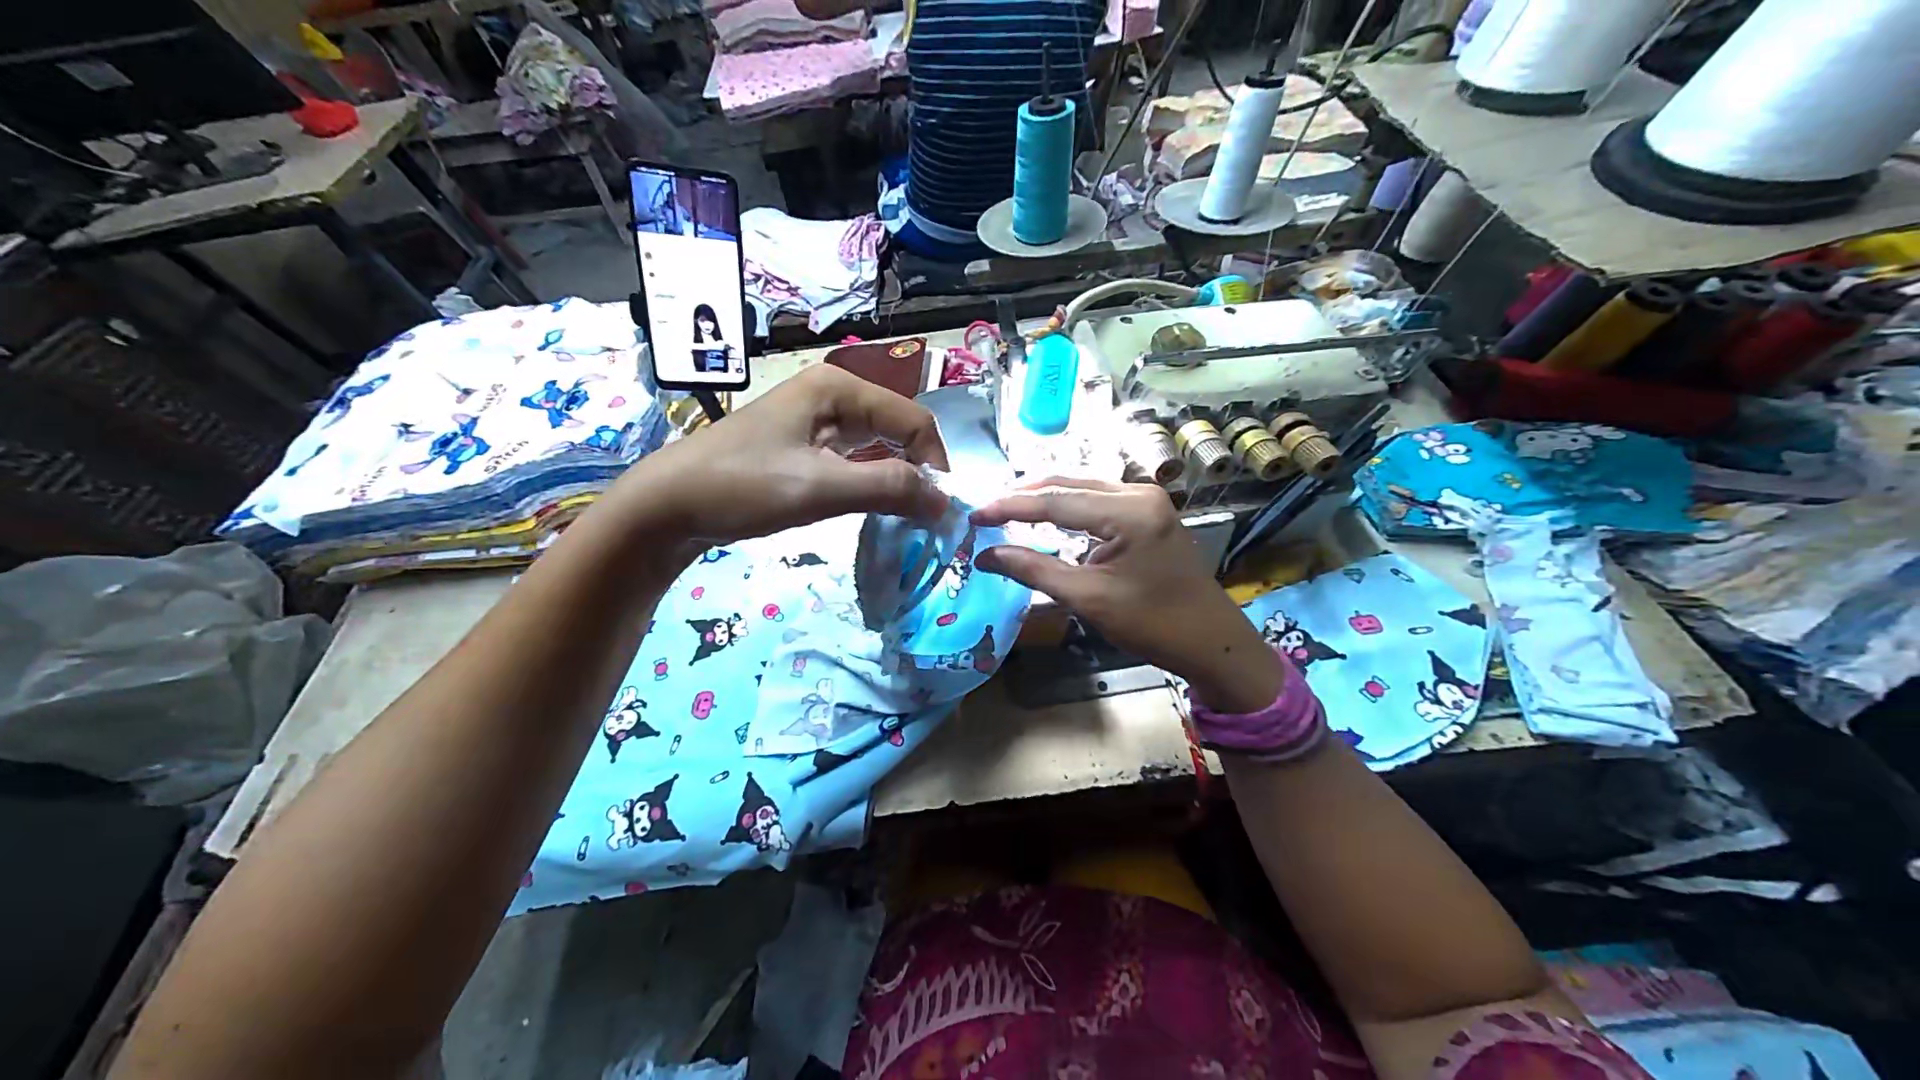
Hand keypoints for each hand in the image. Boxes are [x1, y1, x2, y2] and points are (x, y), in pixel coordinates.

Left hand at [606, 365, 949, 548]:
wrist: (669, 504)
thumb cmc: (743, 486)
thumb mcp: (821, 487)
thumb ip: (888, 489)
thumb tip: (945, 502)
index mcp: (839, 387)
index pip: (915, 420)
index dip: (935, 463)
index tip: (940, 510)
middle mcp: (832, 394)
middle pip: (899, 429)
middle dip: (918, 470)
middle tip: (926, 517)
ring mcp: (816, 419)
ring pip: (878, 446)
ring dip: (896, 478)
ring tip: (906, 517)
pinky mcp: (804, 445)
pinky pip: (855, 459)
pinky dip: (871, 482)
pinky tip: (873, 507)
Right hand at [970, 478, 1286, 712]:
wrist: (1210, 641)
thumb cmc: (1152, 624)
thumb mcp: (1088, 598)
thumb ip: (1034, 569)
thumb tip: (985, 555)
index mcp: (1128, 511)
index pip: (1055, 501)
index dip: (1010, 507)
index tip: (974, 515)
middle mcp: (1139, 493)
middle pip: (1068, 484)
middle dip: (1024, 496)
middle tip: (986, 511)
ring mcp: (1147, 500)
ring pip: (1082, 488)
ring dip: (1044, 499)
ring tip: (1006, 511)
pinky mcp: (1148, 512)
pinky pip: (1097, 500)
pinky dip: (1067, 508)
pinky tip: (1045, 517)